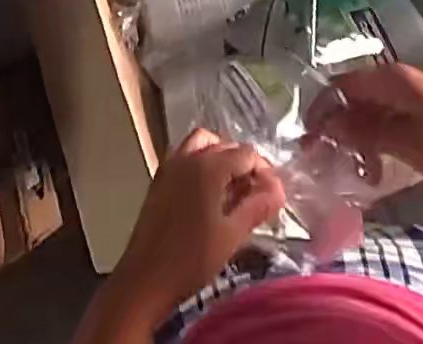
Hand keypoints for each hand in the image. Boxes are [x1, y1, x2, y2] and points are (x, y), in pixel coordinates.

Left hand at [109, 128, 286, 320]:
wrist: (143, 282)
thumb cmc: (191, 259)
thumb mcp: (231, 235)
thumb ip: (257, 207)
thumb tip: (279, 190)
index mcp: (210, 166)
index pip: (247, 154)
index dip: (264, 171)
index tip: (271, 194)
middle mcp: (190, 157)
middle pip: (227, 145)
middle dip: (245, 164)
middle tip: (255, 192)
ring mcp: (171, 165)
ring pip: (203, 142)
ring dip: (221, 154)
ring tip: (231, 182)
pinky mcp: (159, 178)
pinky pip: (184, 153)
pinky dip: (200, 158)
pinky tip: (206, 187)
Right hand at [315, 63, 422, 190]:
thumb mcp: (404, 142)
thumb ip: (364, 132)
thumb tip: (327, 126)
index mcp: (391, 78)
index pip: (342, 84)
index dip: (321, 108)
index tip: (307, 137)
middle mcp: (395, 80)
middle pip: (352, 97)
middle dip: (335, 126)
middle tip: (320, 157)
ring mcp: (405, 96)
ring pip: (366, 112)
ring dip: (354, 138)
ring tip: (349, 169)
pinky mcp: (415, 112)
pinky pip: (382, 121)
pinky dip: (372, 141)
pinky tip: (373, 169)